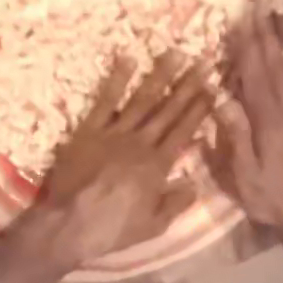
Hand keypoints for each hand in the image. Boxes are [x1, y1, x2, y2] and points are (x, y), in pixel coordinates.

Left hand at [13, 52, 213, 270]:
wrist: (69, 223)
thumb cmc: (112, 230)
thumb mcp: (152, 226)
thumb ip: (175, 203)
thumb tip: (194, 183)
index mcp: (157, 166)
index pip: (183, 131)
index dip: (199, 109)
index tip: (213, 88)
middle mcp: (139, 143)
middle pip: (167, 110)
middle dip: (187, 86)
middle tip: (204, 60)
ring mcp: (113, 133)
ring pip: (141, 100)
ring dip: (159, 76)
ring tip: (175, 52)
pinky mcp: (87, 131)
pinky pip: (104, 101)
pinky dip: (116, 79)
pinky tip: (128, 58)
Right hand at [208, 15, 282, 236]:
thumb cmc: (270, 198)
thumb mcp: (243, 174)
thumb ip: (235, 137)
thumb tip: (222, 99)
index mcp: (267, 122)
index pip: (254, 77)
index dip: (246, 48)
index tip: (238, 20)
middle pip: (274, 66)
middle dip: (263, 37)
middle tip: (255, 8)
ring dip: (281, 44)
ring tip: (274, 19)